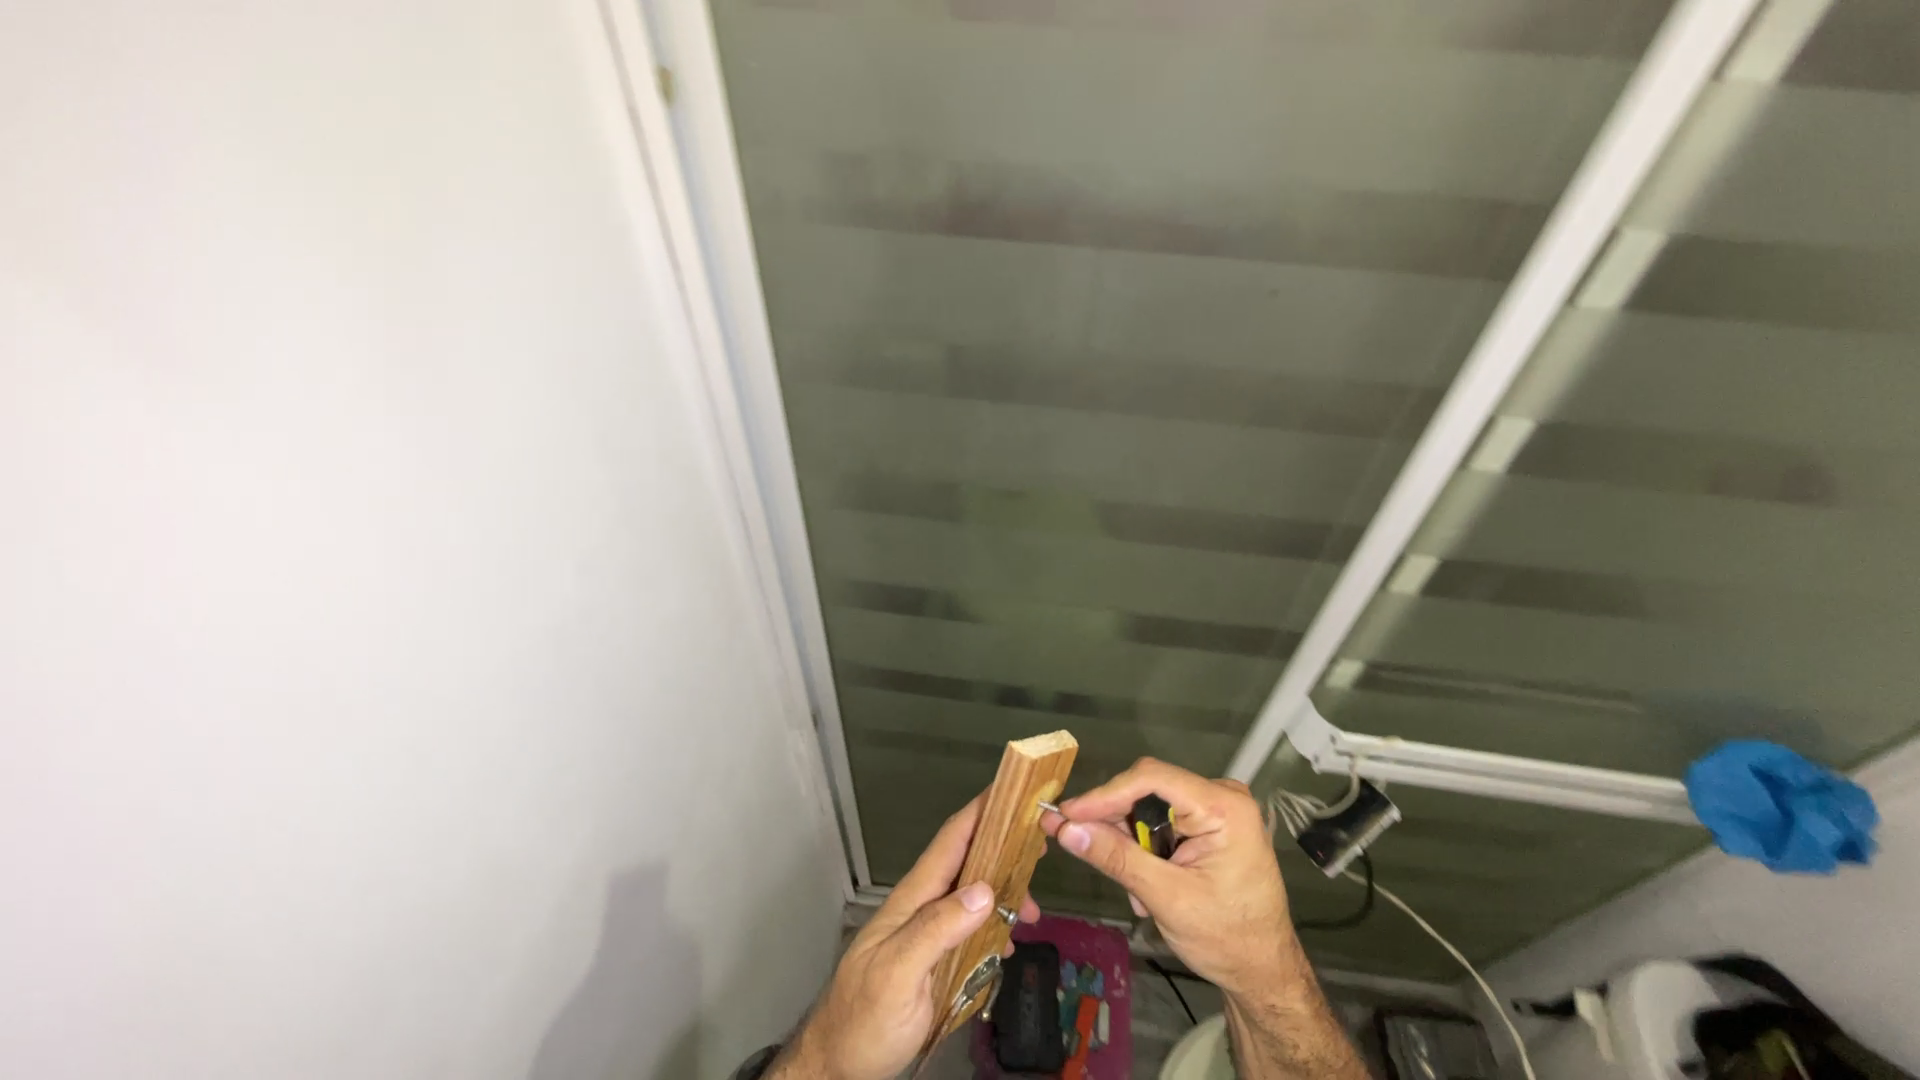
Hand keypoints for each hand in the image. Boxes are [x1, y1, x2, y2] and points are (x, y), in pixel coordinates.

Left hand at [771, 795, 1039, 1079]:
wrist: (836, 1063)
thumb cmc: (863, 1017)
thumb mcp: (898, 973)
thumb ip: (936, 930)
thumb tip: (985, 889)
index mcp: (913, 899)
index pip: (951, 841)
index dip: (980, 811)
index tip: (1013, 790)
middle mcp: (923, 908)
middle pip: (968, 863)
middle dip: (1004, 848)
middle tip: (1041, 848)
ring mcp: (928, 934)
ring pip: (973, 898)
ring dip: (1006, 895)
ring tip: (1035, 910)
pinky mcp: (934, 962)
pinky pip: (971, 931)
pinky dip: (996, 929)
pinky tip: (1009, 945)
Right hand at [1044, 758, 1300, 998]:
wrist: (1263, 972)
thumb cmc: (1226, 938)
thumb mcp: (1165, 898)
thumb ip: (1115, 858)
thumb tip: (1066, 829)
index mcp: (1223, 807)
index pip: (1150, 778)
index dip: (1104, 794)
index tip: (1065, 815)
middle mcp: (1221, 796)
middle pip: (1147, 791)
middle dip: (1117, 825)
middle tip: (1086, 851)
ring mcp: (1217, 809)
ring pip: (1149, 808)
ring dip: (1132, 845)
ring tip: (1135, 892)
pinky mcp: (1211, 824)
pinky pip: (1162, 822)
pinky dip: (1147, 851)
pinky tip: (1147, 886)